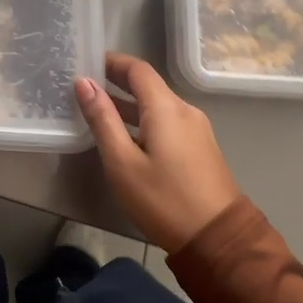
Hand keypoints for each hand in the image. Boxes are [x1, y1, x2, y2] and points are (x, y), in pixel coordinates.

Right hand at [74, 52, 242, 252]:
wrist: (218, 241)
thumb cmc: (163, 200)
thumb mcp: (122, 162)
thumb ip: (102, 119)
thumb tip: (84, 83)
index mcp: (166, 108)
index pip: (137, 69)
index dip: (111, 62)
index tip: (85, 63)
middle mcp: (185, 110)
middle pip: (149, 85)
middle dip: (117, 81)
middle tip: (85, 86)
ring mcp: (196, 130)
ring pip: (158, 105)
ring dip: (129, 103)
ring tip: (98, 111)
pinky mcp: (200, 148)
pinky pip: (167, 122)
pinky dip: (144, 119)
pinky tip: (126, 136)